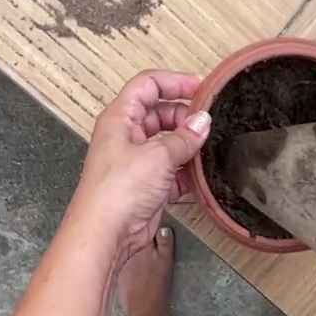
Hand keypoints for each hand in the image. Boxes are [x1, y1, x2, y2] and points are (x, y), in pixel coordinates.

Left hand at [63, 70, 210, 264]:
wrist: (106, 233)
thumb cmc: (117, 191)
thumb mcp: (158, 156)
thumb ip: (184, 137)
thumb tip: (203, 122)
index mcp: (120, 118)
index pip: (148, 85)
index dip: (175, 82)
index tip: (202, 88)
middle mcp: (126, 137)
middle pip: (161, 114)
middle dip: (185, 119)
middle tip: (209, 126)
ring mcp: (136, 162)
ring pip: (168, 144)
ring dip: (188, 148)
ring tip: (208, 151)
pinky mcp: (146, 186)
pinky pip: (172, 172)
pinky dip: (186, 174)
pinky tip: (201, 178)